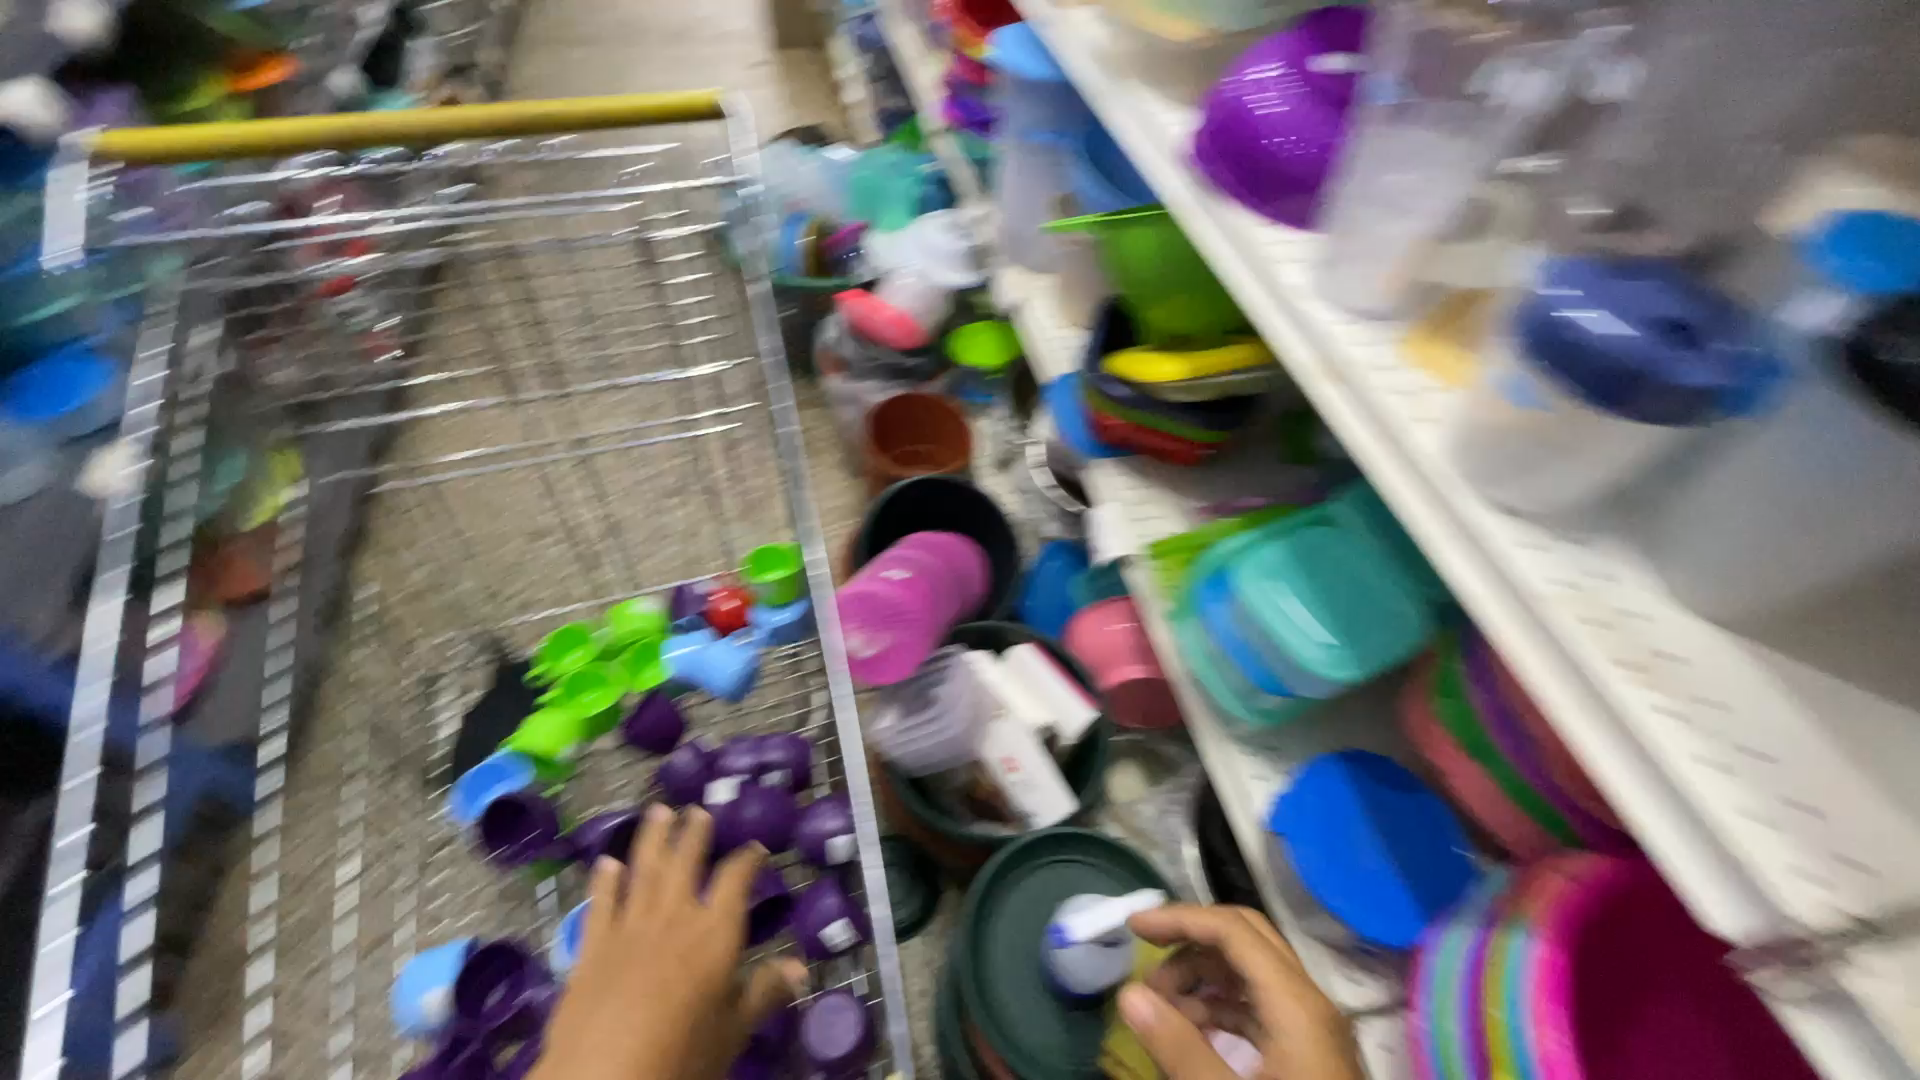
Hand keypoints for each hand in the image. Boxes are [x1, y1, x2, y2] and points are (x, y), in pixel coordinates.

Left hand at [531, 804, 806, 1079]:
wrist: (602, 1078)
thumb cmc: (681, 1055)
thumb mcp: (733, 1031)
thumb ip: (764, 993)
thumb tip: (801, 967)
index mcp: (715, 932)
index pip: (736, 879)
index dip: (748, 859)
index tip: (756, 848)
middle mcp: (675, 916)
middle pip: (686, 862)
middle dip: (695, 833)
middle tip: (698, 810)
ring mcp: (630, 927)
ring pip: (644, 870)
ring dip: (652, 838)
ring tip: (659, 811)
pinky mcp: (592, 946)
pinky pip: (601, 903)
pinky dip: (605, 880)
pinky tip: (607, 862)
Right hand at [1118, 905, 1361, 1079]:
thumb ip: (1178, 1047)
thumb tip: (1130, 993)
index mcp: (1296, 1004)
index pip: (1232, 930)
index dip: (1179, 919)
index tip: (1133, 928)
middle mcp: (1309, 1003)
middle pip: (1245, 939)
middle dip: (1190, 942)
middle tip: (1147, 962)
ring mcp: (1313, 1029)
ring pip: (1251, 972)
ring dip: (1203, 977)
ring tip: (1163, 1009)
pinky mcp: (1309, 1055)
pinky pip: (1259, 1007)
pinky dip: (1221, 1006)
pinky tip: (1192, 1032)